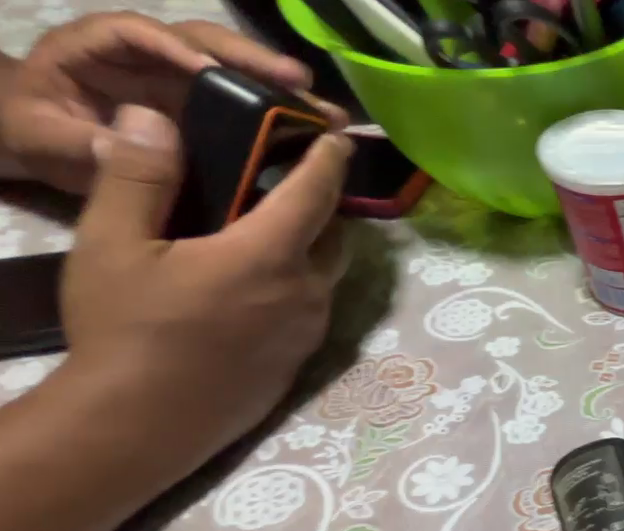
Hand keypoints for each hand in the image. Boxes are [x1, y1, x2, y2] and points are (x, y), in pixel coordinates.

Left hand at [1, 13, 344, 192]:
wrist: (49, 149)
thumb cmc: (38, 135)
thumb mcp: (43, 140)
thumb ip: (79, 142)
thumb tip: (130, 145)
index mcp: (96, 50)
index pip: (137, 34)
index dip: (174, 47)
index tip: (212, 72)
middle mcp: (150, 59)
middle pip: (203, 43)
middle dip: (251, 59)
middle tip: (297, 80)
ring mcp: (186, 85)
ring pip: (238, 73)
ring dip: (287, 91)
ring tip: (330, 113)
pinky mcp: (213, 114)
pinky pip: (254, 110)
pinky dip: (291, 119)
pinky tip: (325, 133)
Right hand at [59, 104, 351, 452]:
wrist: (149, 417)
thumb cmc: (129, 327)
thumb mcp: (114, 243)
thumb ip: (139, 177)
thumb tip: (155, 120)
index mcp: (270, 257)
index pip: (315, 197)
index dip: (327, 163)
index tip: (338, 139)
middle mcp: (308, 292)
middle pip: (332, 237)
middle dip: (320, 205)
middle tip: (288, 181)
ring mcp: (311, 328)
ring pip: (327, 273)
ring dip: (312, 244)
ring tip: (270, 224)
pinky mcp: (303, 354)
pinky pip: (314, 304)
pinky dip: (300, 278)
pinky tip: (260, 276)